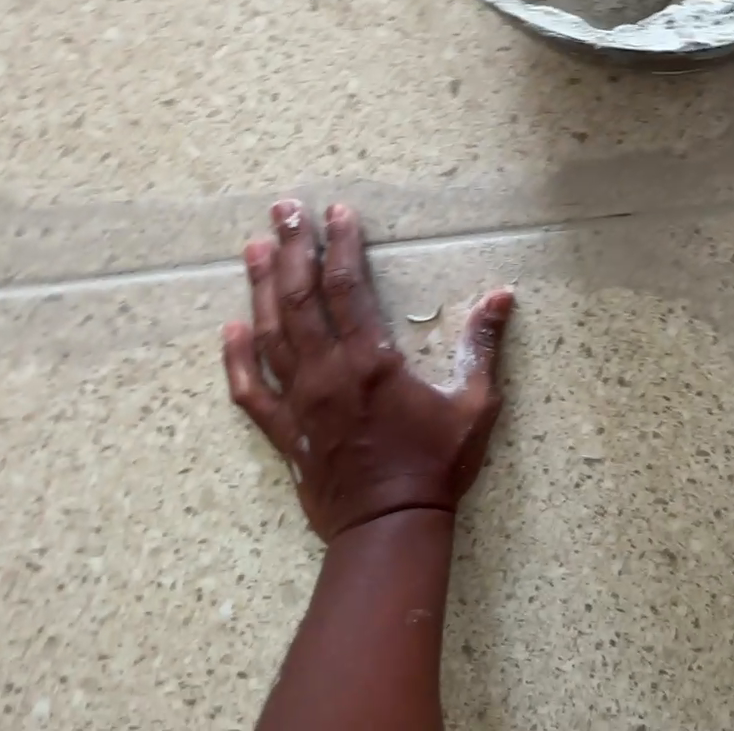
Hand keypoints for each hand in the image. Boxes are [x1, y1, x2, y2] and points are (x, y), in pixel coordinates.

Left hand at [221, 200, 513, 540]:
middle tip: (284, 209)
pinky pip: (250, 388)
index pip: (348, 289)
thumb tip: (503, 295)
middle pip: (299, 300)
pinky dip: (236, 356)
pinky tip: (230, 329)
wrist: (390, 525)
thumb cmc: (438, 463)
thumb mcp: (476, 402)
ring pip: (270, 334)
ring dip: (260, 287)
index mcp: (372, 362)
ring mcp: (299, 402)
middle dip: (292, 250)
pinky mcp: (285, 431)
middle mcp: (327, 373)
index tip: (337, 213)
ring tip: (253, 247)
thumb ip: (482, 344)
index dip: (342, 247)